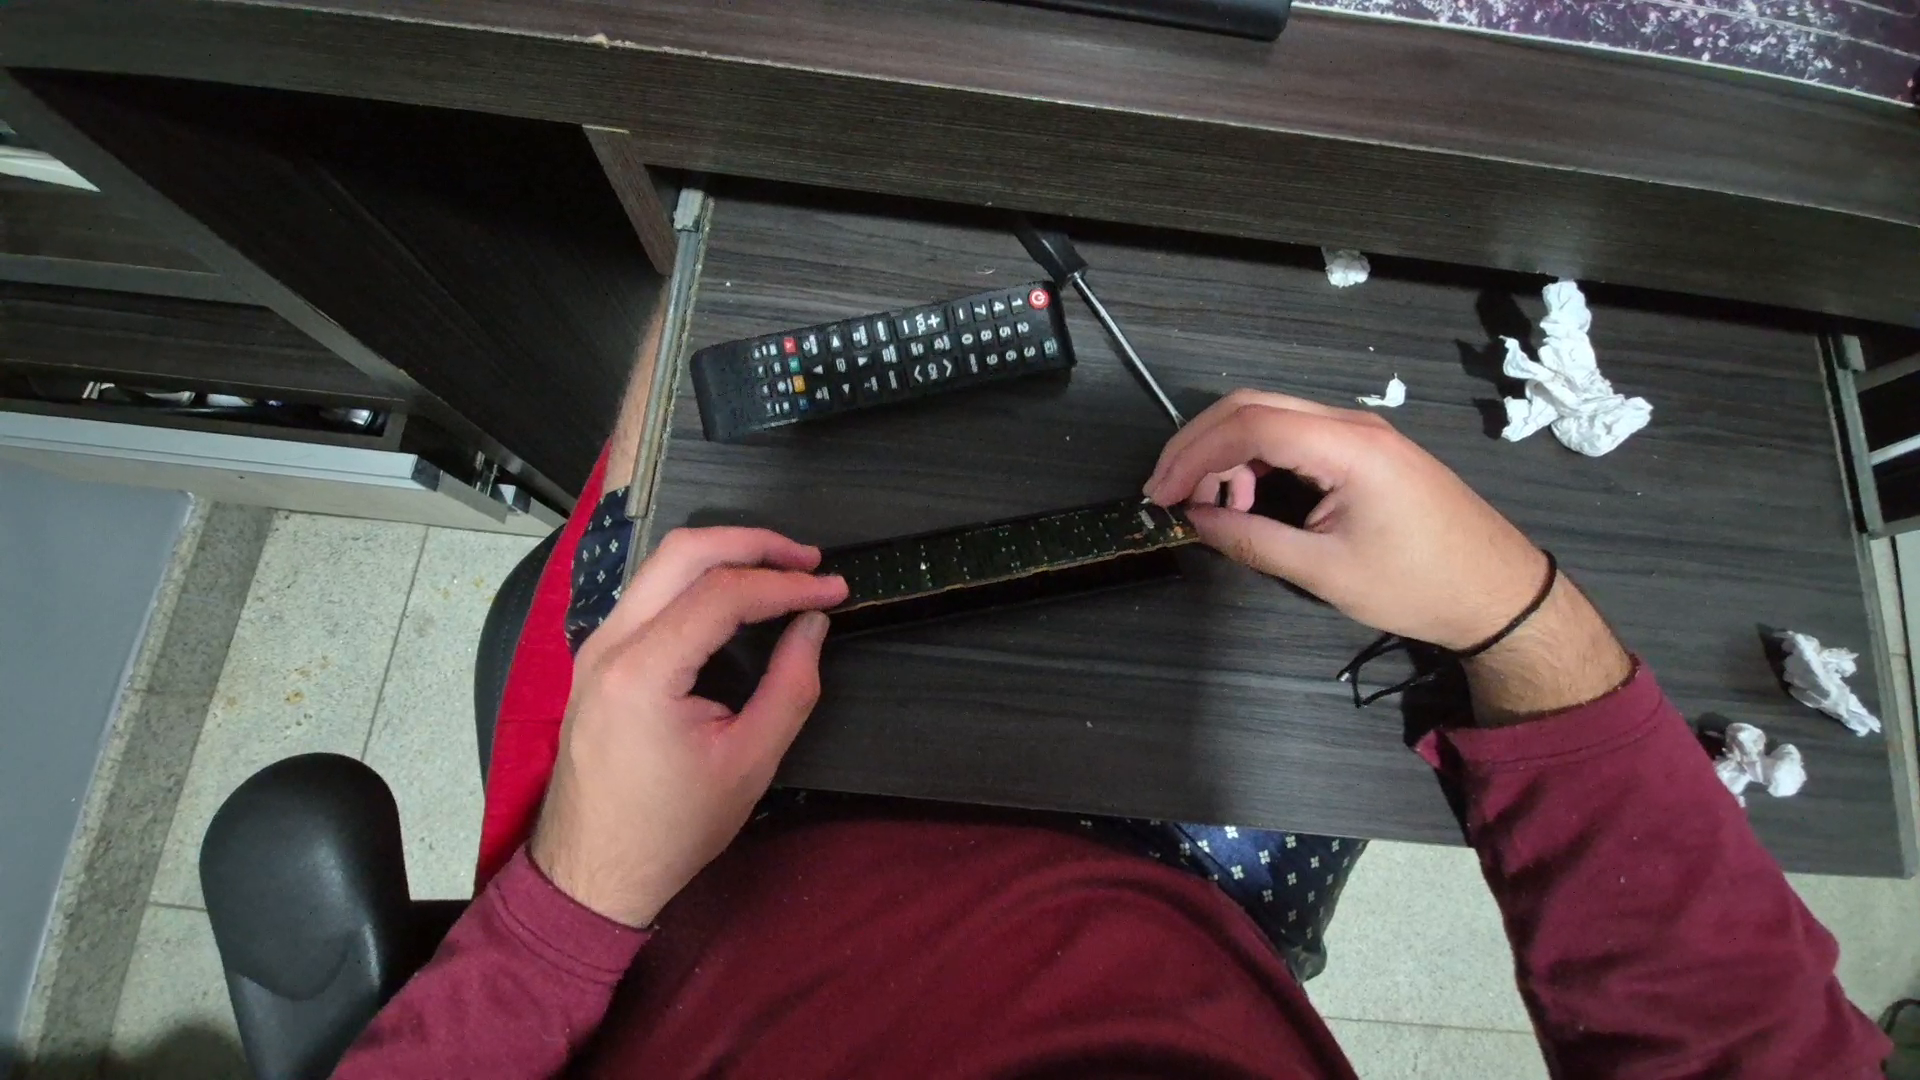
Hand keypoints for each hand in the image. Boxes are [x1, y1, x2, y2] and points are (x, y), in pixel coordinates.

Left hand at [529, 527, 848, 926]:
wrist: (592, 873)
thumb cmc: (675, 826)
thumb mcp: (751, 762)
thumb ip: (791, 685)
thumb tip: (813, 622)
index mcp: (643, 671)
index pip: (723, 594)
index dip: (788, 584)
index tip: (836, 591)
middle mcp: (610, 642)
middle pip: (684, 552)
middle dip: (755, 543)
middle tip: (809, 561)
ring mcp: (597, 645)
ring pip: (664, 564)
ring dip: (728, 554)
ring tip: (784, 570)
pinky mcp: (600, 656)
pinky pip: (653, 592)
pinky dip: (702, 579)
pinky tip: (740, 596)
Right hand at [1143, 389, 1545, 650]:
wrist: (1500, 593)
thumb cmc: (1417, 586)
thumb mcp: (1324, 571)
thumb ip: (1250, 540)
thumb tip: (1193, 519)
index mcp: (1347, 447)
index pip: (1248, 425)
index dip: (1192, 455)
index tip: (1159, 495)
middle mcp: (1350, 425)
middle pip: (1250, 406)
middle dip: (1196, 445)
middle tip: (1163, 490)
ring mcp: (1357, 433)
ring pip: (1267, 417)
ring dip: (1224, 453)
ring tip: (1209, 505)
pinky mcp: (1360, 449)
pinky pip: (1290, 436)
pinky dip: (1253, 460)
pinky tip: (1247, 498)